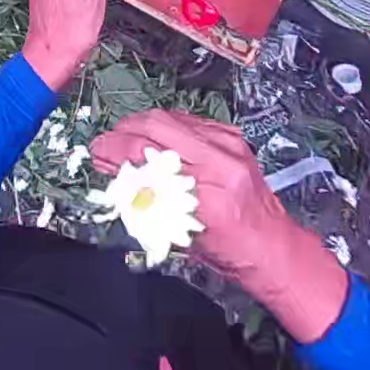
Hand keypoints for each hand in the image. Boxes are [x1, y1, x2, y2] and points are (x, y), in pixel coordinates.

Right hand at [92, 110, 348, 341]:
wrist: (273, 243)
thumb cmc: (227, 252)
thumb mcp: (182, 237)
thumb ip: (149, 203)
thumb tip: (113, 172)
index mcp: (209, 194)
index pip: (154, 159)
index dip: (119, 151)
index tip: (97, 152)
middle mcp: (222, 158)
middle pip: (161, 126)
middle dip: (126, 130)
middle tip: (105, 144)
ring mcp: (229, 141)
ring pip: (172, 117)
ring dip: (142, 125)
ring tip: (122, 140)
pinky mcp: (232, 134)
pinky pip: (188, 121)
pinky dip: (164, 127)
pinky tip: (151, 140)